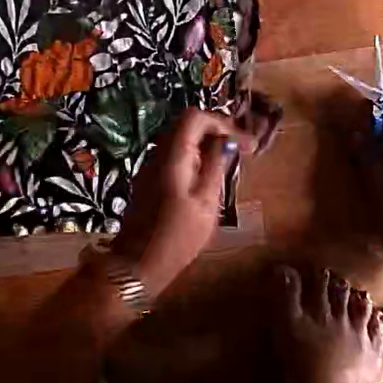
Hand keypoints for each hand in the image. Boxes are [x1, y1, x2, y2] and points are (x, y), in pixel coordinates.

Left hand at [112, 108, 254, 293]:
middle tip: (240, 149)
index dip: (222, 123)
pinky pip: (174, 156)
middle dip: (215, 132)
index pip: (196, 117)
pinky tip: (209, 177)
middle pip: (187, 125)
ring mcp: (151, 166)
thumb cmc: (177, 236)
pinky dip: (194, 158)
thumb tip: (227, 141)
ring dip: (206, 145)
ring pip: (180, 140)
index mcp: (173, 154)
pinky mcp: (150, 180)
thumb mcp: (206, 202)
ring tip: (229, 163)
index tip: (244, 143)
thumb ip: (216, 166)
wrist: (138, 264)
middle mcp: (158, 153)